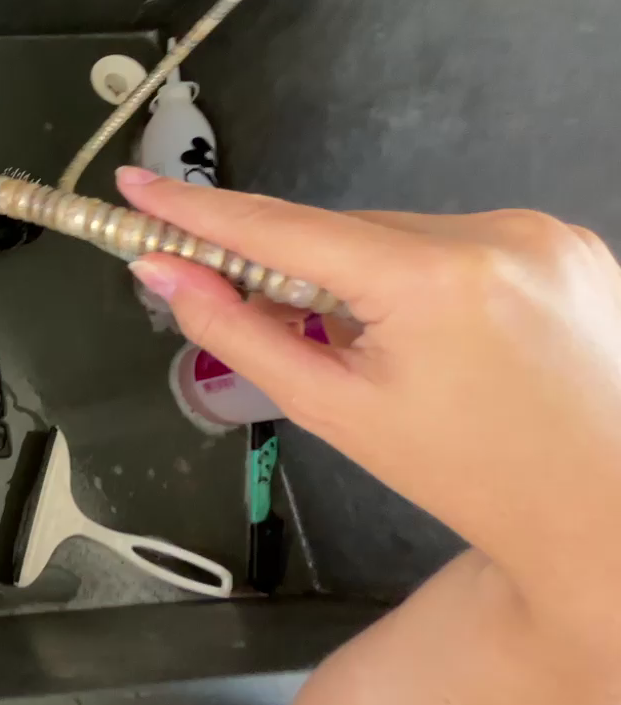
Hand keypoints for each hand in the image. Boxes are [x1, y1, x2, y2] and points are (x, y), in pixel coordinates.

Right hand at [117, 166, 620, 609]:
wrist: (620, 520)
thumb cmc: (462, 471)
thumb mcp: (325, 404)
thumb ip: (230, 328)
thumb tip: (158, 271)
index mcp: (432, 277)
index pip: (276, 226)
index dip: (192, 206)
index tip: (132, 183)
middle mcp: (492, 233)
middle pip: (329, 232)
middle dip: (273, 264)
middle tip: (240, 310)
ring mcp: (538, 234)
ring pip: (378, 236)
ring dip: (335, 273)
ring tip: (351, 345)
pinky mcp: (560, 245)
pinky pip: (431, 243)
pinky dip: (390, 275)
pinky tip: (408, 331)